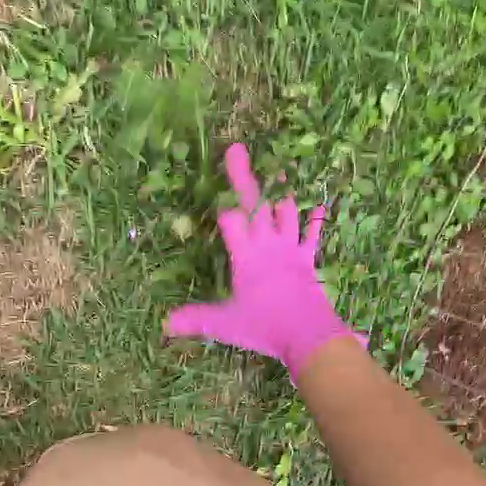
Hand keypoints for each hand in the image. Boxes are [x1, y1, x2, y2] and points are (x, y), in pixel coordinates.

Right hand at [164, 143, 355, 374]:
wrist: (310, 336)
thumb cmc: (265, 326)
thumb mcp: (225, 324)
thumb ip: (196, 319)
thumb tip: (165, 323)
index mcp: (245, 256)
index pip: (229, 220)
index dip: (221, 208)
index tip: (214, 197)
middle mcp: (268, 245)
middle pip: (255, 205)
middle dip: (244, 178)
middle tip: (236, 150)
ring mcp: (290, 250)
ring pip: (286, 213)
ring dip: (280, 195)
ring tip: (278, 174)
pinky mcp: (308, 261)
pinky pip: (312, 236)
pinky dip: (315, 221)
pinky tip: (319, 205)